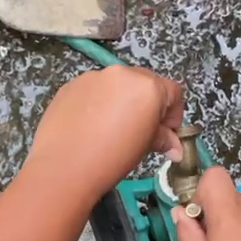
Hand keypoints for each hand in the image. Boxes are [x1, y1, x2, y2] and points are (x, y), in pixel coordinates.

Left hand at [20, 66, 184, 199]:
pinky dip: (97, 103)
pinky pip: (93, 91)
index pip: (172, 92)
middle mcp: (122, 74)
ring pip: (116, 85)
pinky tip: (90, 127)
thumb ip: (163, 139)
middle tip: (141, 130)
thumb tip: (175, 147)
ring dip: (121, 102)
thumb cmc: (113, 157)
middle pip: (144, 83)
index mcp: (148, 87)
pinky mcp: (71, 85)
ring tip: (112, 130)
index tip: (167, 132)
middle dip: (147, 105)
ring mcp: (94, 77)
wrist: (65, 166)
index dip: (173, 113)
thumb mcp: (144, 148)